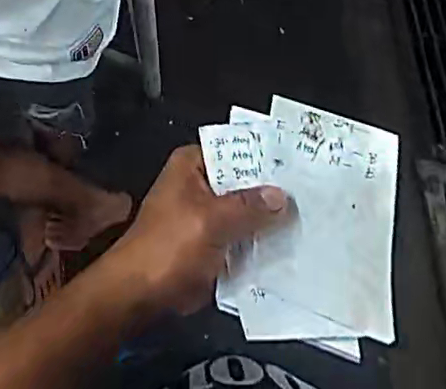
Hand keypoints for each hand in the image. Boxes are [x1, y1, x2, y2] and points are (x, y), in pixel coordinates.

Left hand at [94, 145, 288, 315]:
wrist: (137, 297)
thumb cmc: (169, 247)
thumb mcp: (212, 220)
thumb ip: (250, 207)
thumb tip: (282, 196)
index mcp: (192, 164)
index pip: (235, 149)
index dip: (264, 156)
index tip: (296, 164)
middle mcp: (198, 184)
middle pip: (242, 183)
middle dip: (269, 194)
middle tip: (309, 196)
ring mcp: (204, 216)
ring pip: (243, 214)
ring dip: (266, 223)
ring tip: (306, 221)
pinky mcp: (208, 245)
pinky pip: (239, 239)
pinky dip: (256, 246)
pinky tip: (286, 249)